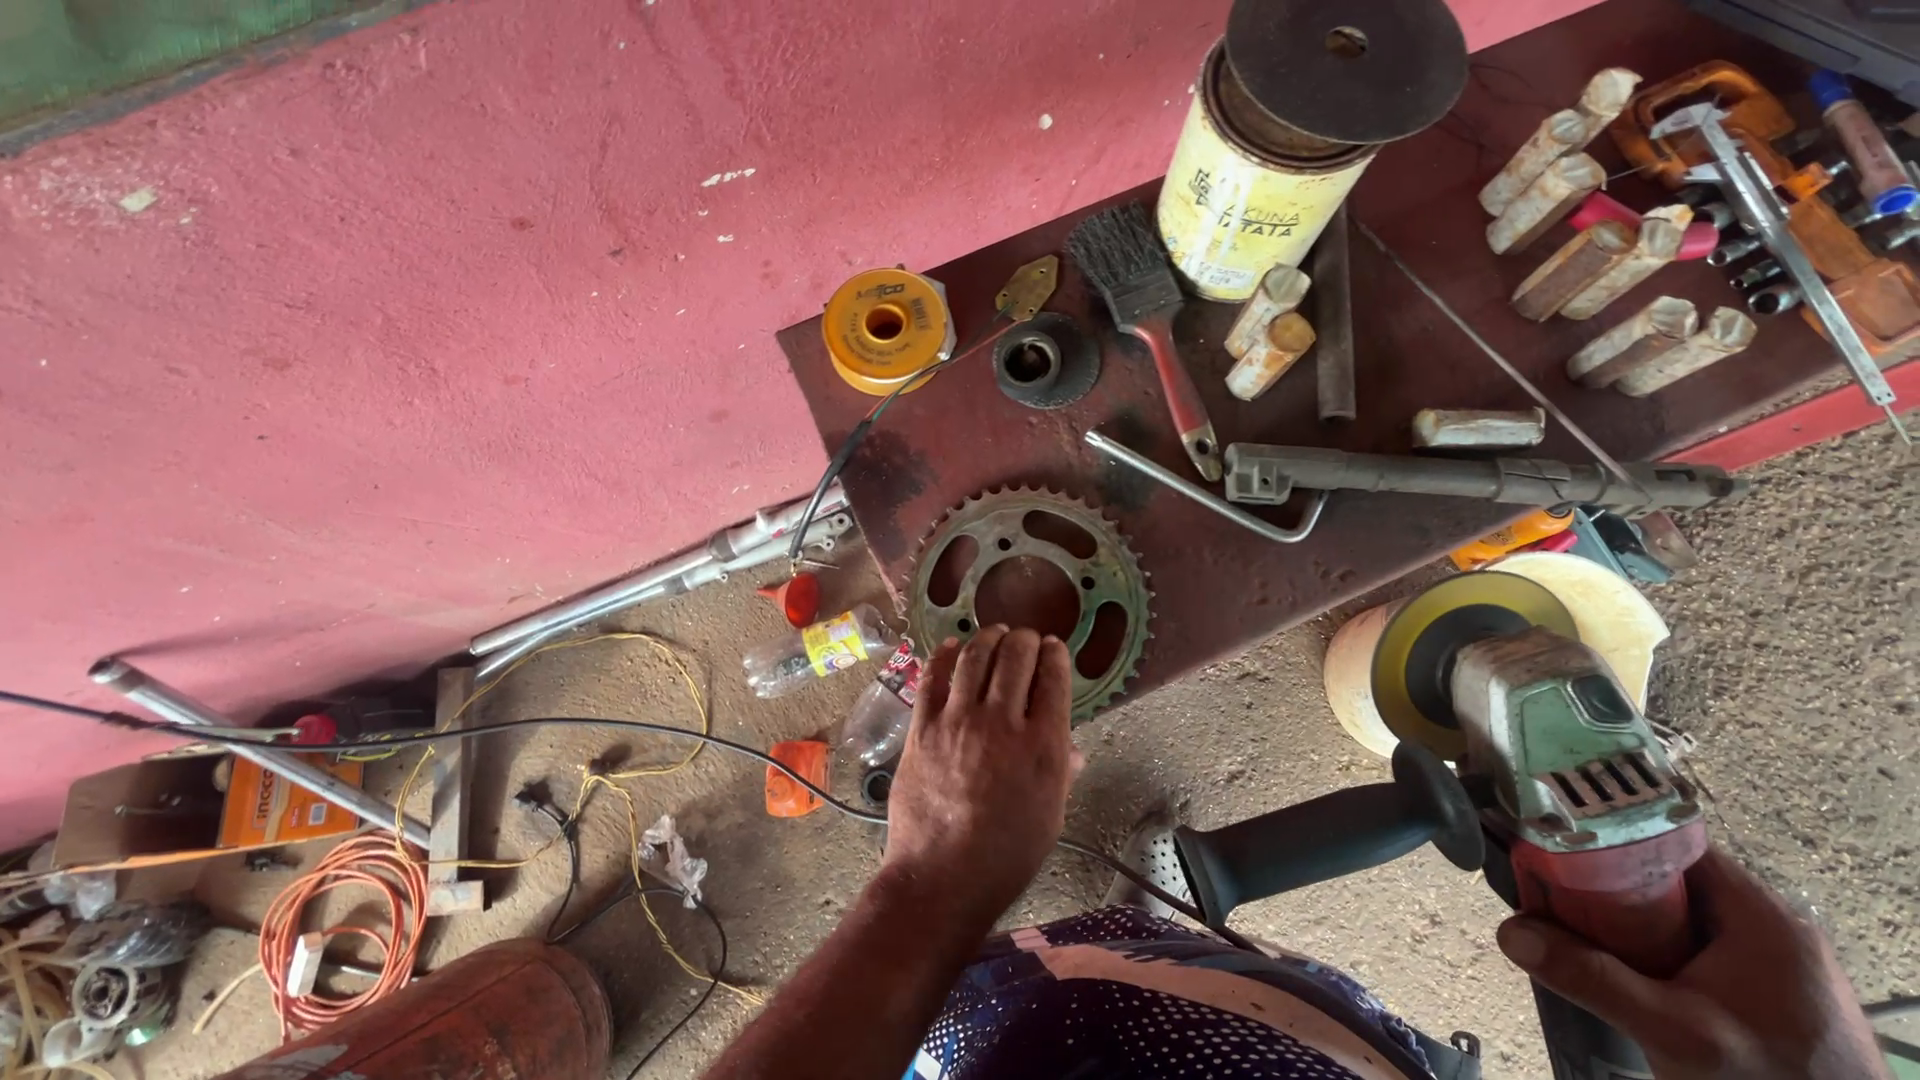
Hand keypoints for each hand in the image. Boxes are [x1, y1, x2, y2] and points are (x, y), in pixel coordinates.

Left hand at [879, 626, 1079, 926]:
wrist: (942, 877)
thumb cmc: (1006, 856)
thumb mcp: (1050, 816)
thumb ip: (1060, 772)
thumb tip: (1071, 750)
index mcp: (1043, 745)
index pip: (1053, 678)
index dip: (1055, 655)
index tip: (1054, 648)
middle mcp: (1003, 722)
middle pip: (1016, 656)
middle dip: (1025, 639)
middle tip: (1026, 639)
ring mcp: (958, 721)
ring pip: (974, 657)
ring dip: (988, 638)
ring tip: (994, 634)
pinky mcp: (923, 728)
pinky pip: (932, 679)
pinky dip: (943, 656)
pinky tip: (950, 646)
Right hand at [1497, 846, 1887, 1079]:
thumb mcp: (1677, 1034)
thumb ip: (1594, 980)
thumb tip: (1509, 932)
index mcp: (1762, 914)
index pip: (1671, 844)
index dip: (1610, 840)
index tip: (1553, 847)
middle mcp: (1766, 925)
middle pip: (1665, 880)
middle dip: (1604, 889)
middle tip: (1551, 899)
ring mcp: (1765, 960)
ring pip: (1671, 916)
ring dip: (1620, 924)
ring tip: (1570, 934)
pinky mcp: (1758, 990)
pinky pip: (1684, 947)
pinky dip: (1643, 951)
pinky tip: (1617, 973)